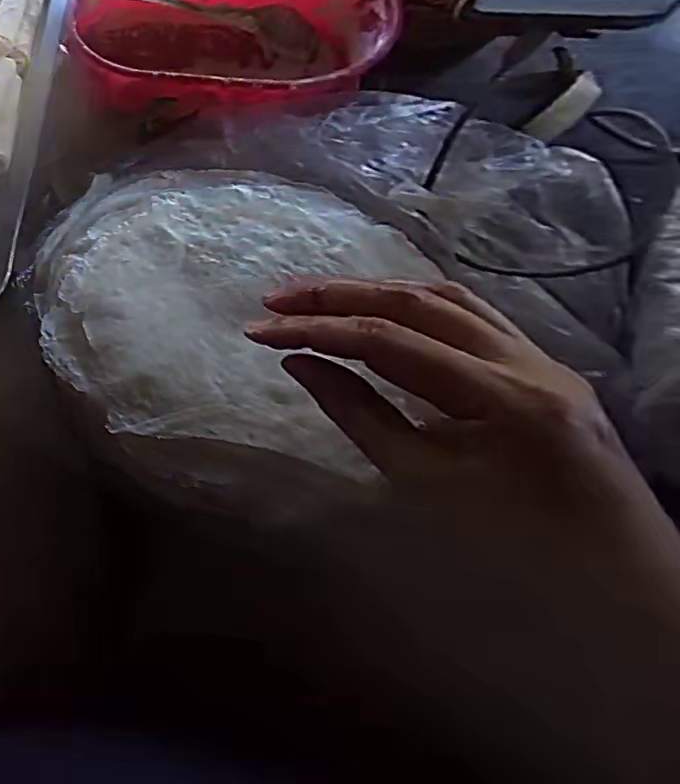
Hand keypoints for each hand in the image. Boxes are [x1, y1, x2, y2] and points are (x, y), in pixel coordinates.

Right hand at [246, 279, 658, 524]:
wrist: (619, 585)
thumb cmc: (511, 543)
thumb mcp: (419, 480)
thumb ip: (355, 411)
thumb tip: (298, 361)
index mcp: (507, 398)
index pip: (388, 340)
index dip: (313, 329)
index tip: (256, 332)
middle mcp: (534, 366)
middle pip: (420, 304)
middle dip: (336, 295)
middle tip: (272, 299)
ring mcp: (545, 365)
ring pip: (448, 301)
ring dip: (371, 291)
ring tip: (310, 295)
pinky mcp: (541, 372)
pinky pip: (470, 318)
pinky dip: (409, 303)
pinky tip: (371, 308)